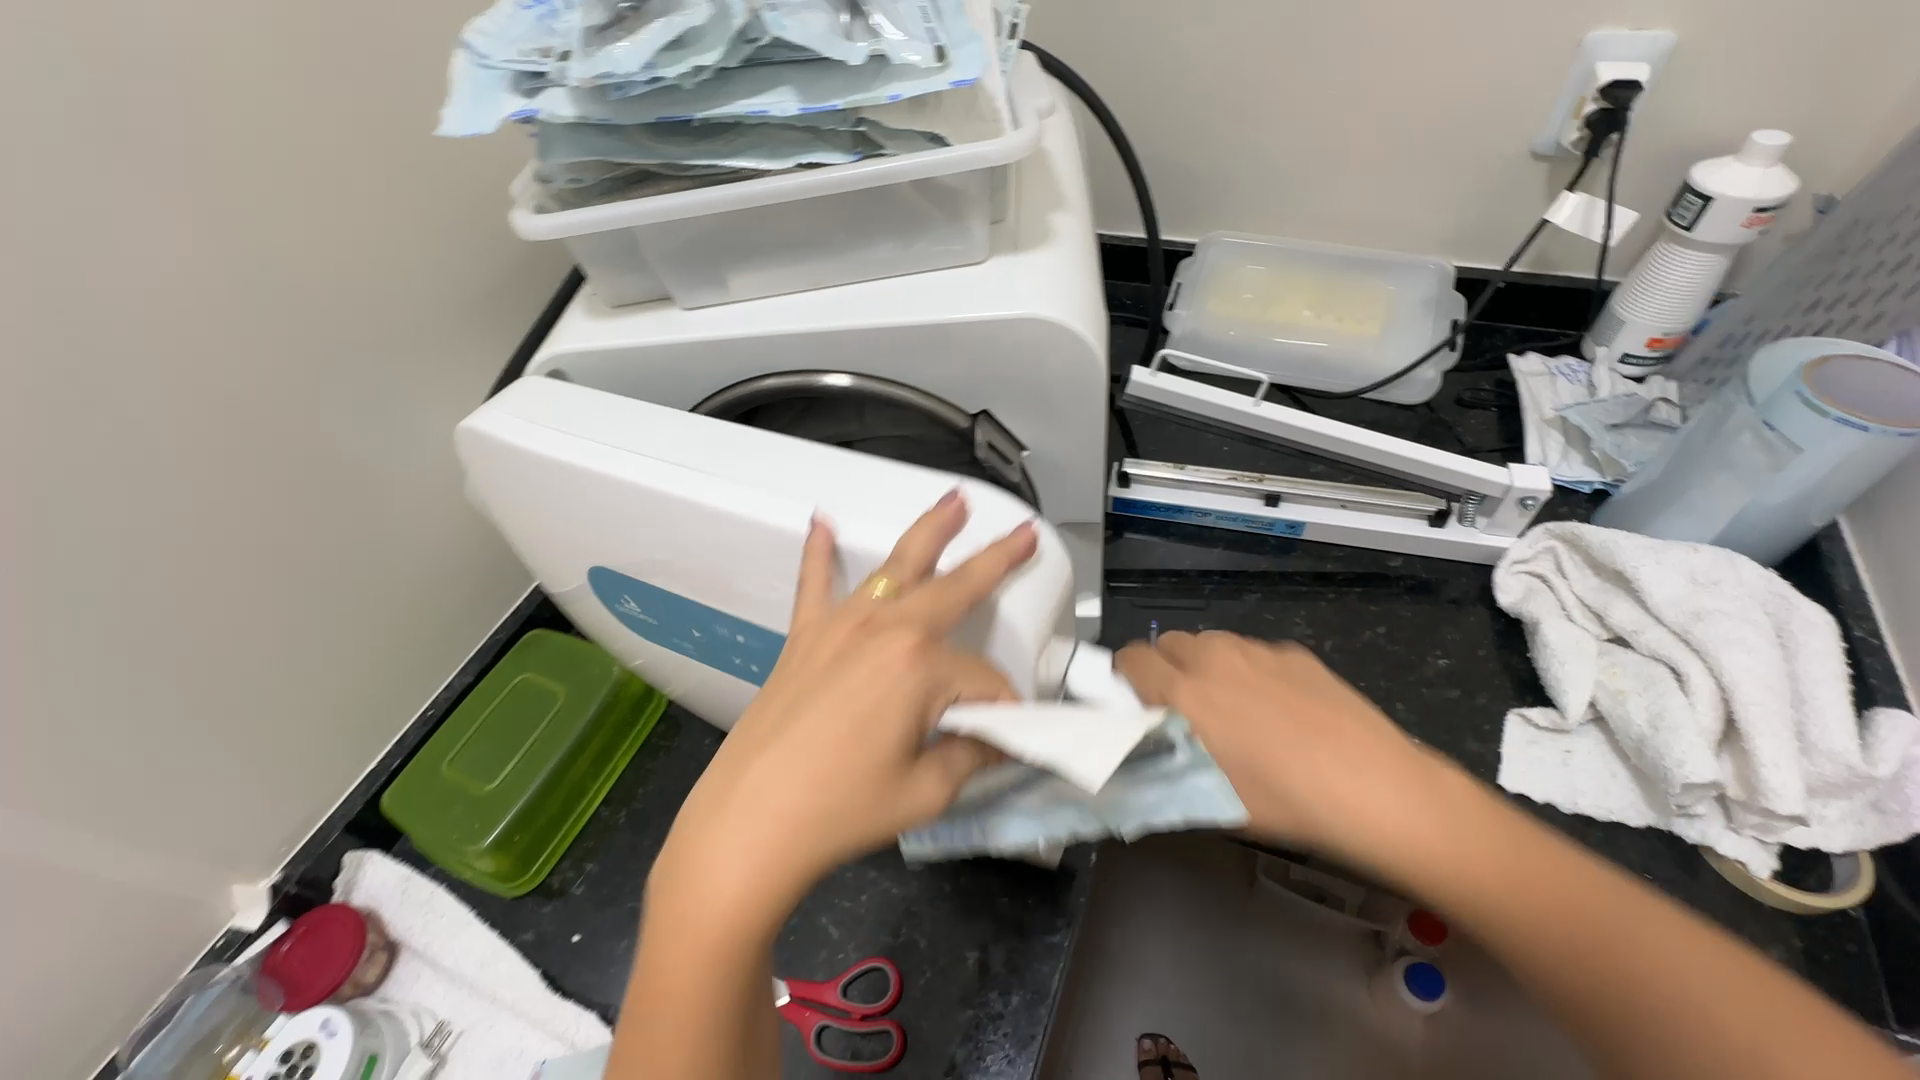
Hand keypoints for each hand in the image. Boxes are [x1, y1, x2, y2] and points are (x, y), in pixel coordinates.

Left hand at [658, 492, 1037, 906]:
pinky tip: (820, 522)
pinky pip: (814, 584)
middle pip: (954, 589)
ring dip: (929, 532)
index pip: (985, 681)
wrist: (749, 821)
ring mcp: (840, 626)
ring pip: (895, 567)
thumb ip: (972, 754)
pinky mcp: (804, 637)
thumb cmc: (843, 809)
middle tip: (1024, 534)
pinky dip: (817, 552)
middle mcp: (884, 629)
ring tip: (953, 501)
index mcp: (921, 666)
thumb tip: (1000, 739)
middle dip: (995, 561)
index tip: (1009, 737)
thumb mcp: (925, 790)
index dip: (1003, 710)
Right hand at [1116, 632, 1453, 865]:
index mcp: (1183, 694)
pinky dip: (1248, 671)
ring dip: (1205, 666)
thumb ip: (1162, 770)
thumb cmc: (1281, 803)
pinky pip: (1252, 652)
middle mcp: (1214, 659)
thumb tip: (1140, 761)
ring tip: (1231, 706)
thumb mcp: (1206, 800)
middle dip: (1164, 669)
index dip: (1125, 679)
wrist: (1374, 788)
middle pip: (1167, 642)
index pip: (1130, 659)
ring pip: (1210, 643)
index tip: (1134, 705)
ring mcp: (1258, 651)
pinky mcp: (1295, 653)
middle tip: (1182, 709)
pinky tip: (1279, 710)